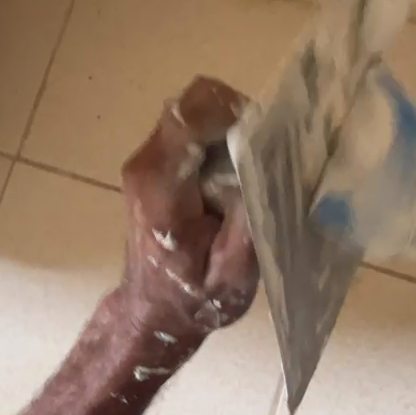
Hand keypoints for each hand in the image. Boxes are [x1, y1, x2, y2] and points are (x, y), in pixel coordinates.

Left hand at [116, 76, 259, 340]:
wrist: (154, 311)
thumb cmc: (196, 298)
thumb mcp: (235, 270)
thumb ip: (250, 215)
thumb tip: (267, 163)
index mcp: (162, 186)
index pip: (188, 117)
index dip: (232, 112)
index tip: (268, 136)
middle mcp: (147, 161)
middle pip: (193, 103)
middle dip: (237, 118)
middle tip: (267, 155)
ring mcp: (148, 157)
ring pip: (194, 109)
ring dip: (231, 127)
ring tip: (254, 166)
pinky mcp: (157, 160)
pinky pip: (193, 126)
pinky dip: (221, 136)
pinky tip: (237, 171)